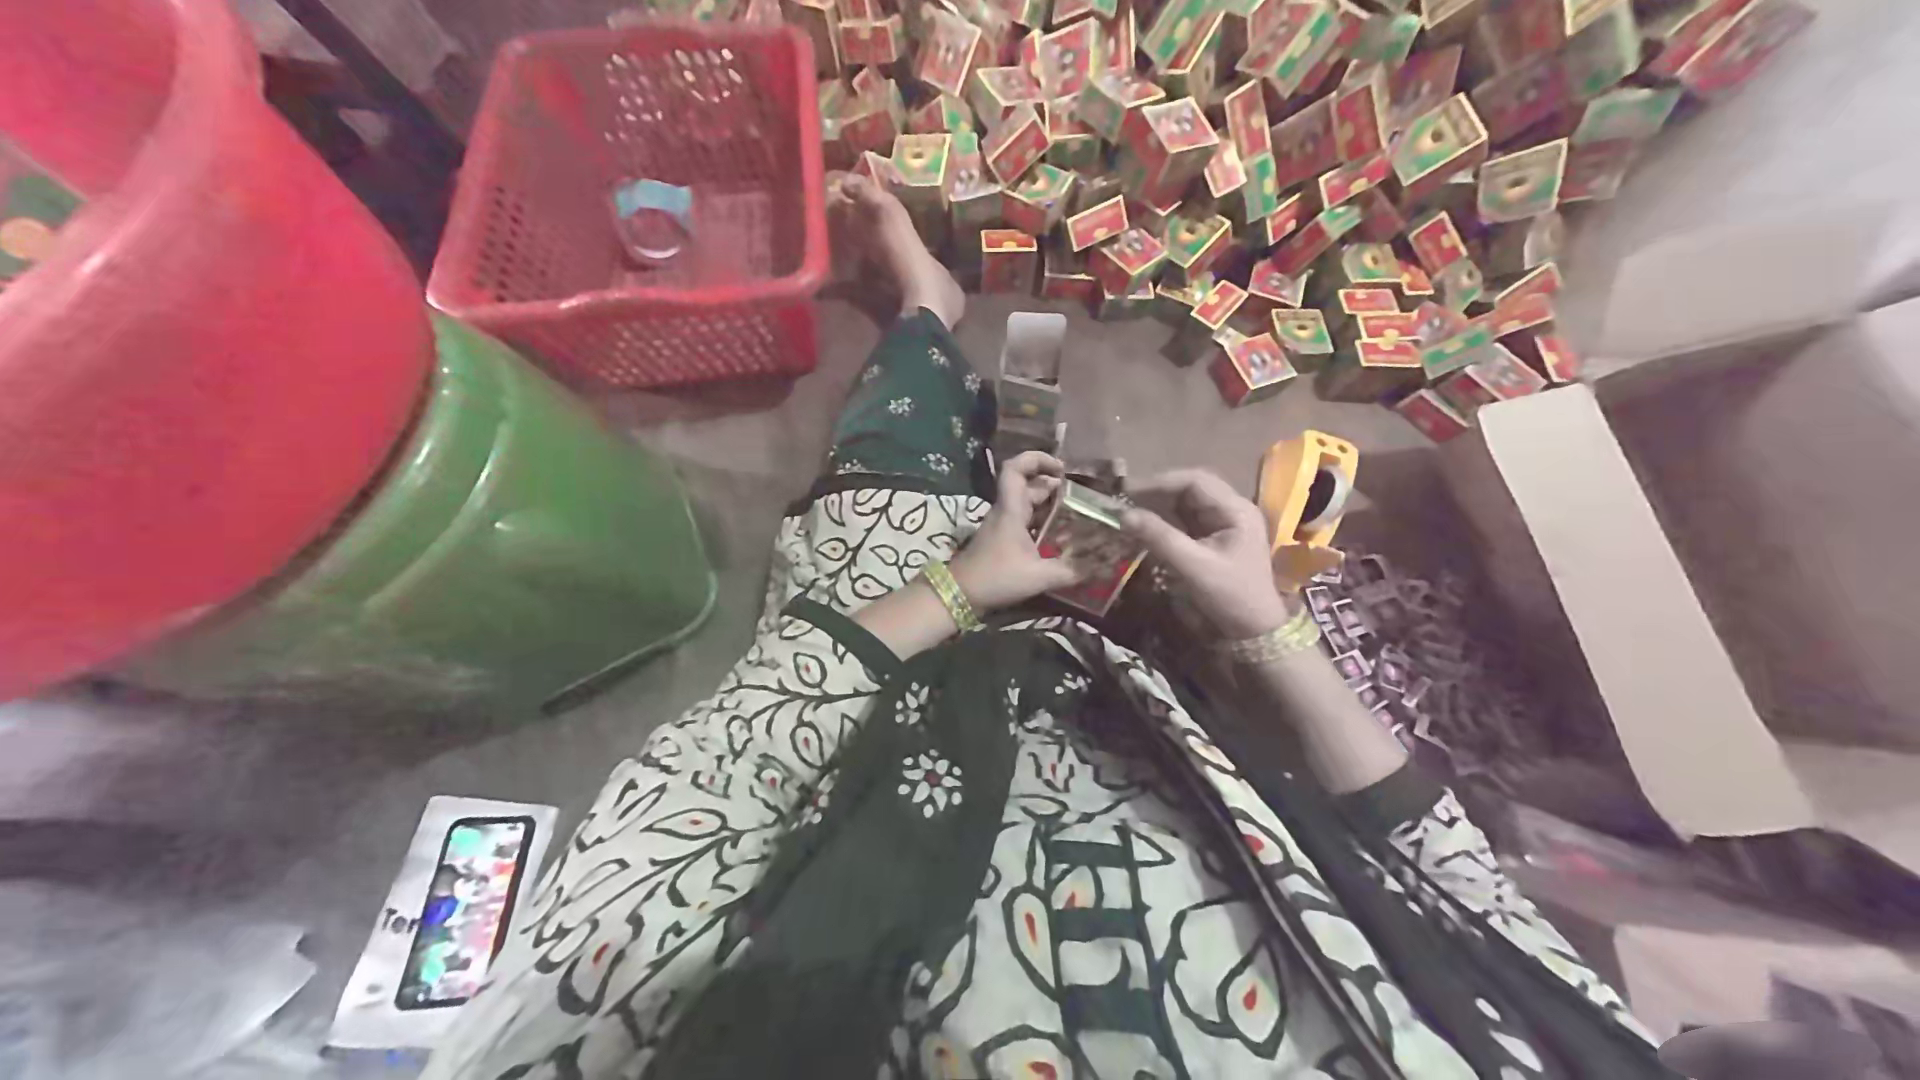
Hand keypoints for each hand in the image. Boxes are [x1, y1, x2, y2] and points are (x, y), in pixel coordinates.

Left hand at [949, 452, 1084, 611]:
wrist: (959, 594)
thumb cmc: (995, 578)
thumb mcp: (1037, 577)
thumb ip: (1069, 571)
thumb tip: (1098, 569)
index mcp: (1011, 510)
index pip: (1015, 468)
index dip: (1037, 459)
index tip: (1061, 469)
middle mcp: (1007, 511)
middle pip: (1028, 485)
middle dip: (1053, 486)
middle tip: (1080, 497)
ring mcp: (1003, 525)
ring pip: (1028, 503)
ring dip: (1050, 505)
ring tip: (1076, 515)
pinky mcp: (1003, 539)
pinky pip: (1026, 521)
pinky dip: (1043, 522)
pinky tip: (1060, 536)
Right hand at [1121, 469, 1291, 638]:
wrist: (1255, 632)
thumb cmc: (1230, 596)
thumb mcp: (1193, 567)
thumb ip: (1159, 538)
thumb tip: (1123, 515)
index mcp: (1236, 510)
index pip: (1194, 481)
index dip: (1159, 482)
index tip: (1128, 491)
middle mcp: (1231, 510)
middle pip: (1189, 488)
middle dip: (1156, 492)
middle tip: (1124, 500)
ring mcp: (1223, 524)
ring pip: (1185, 504)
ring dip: (1158, 506)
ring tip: (1129, 510)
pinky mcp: (1213, 539)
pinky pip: (1184, 521)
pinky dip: (1163, 521)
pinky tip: (1144, 525)